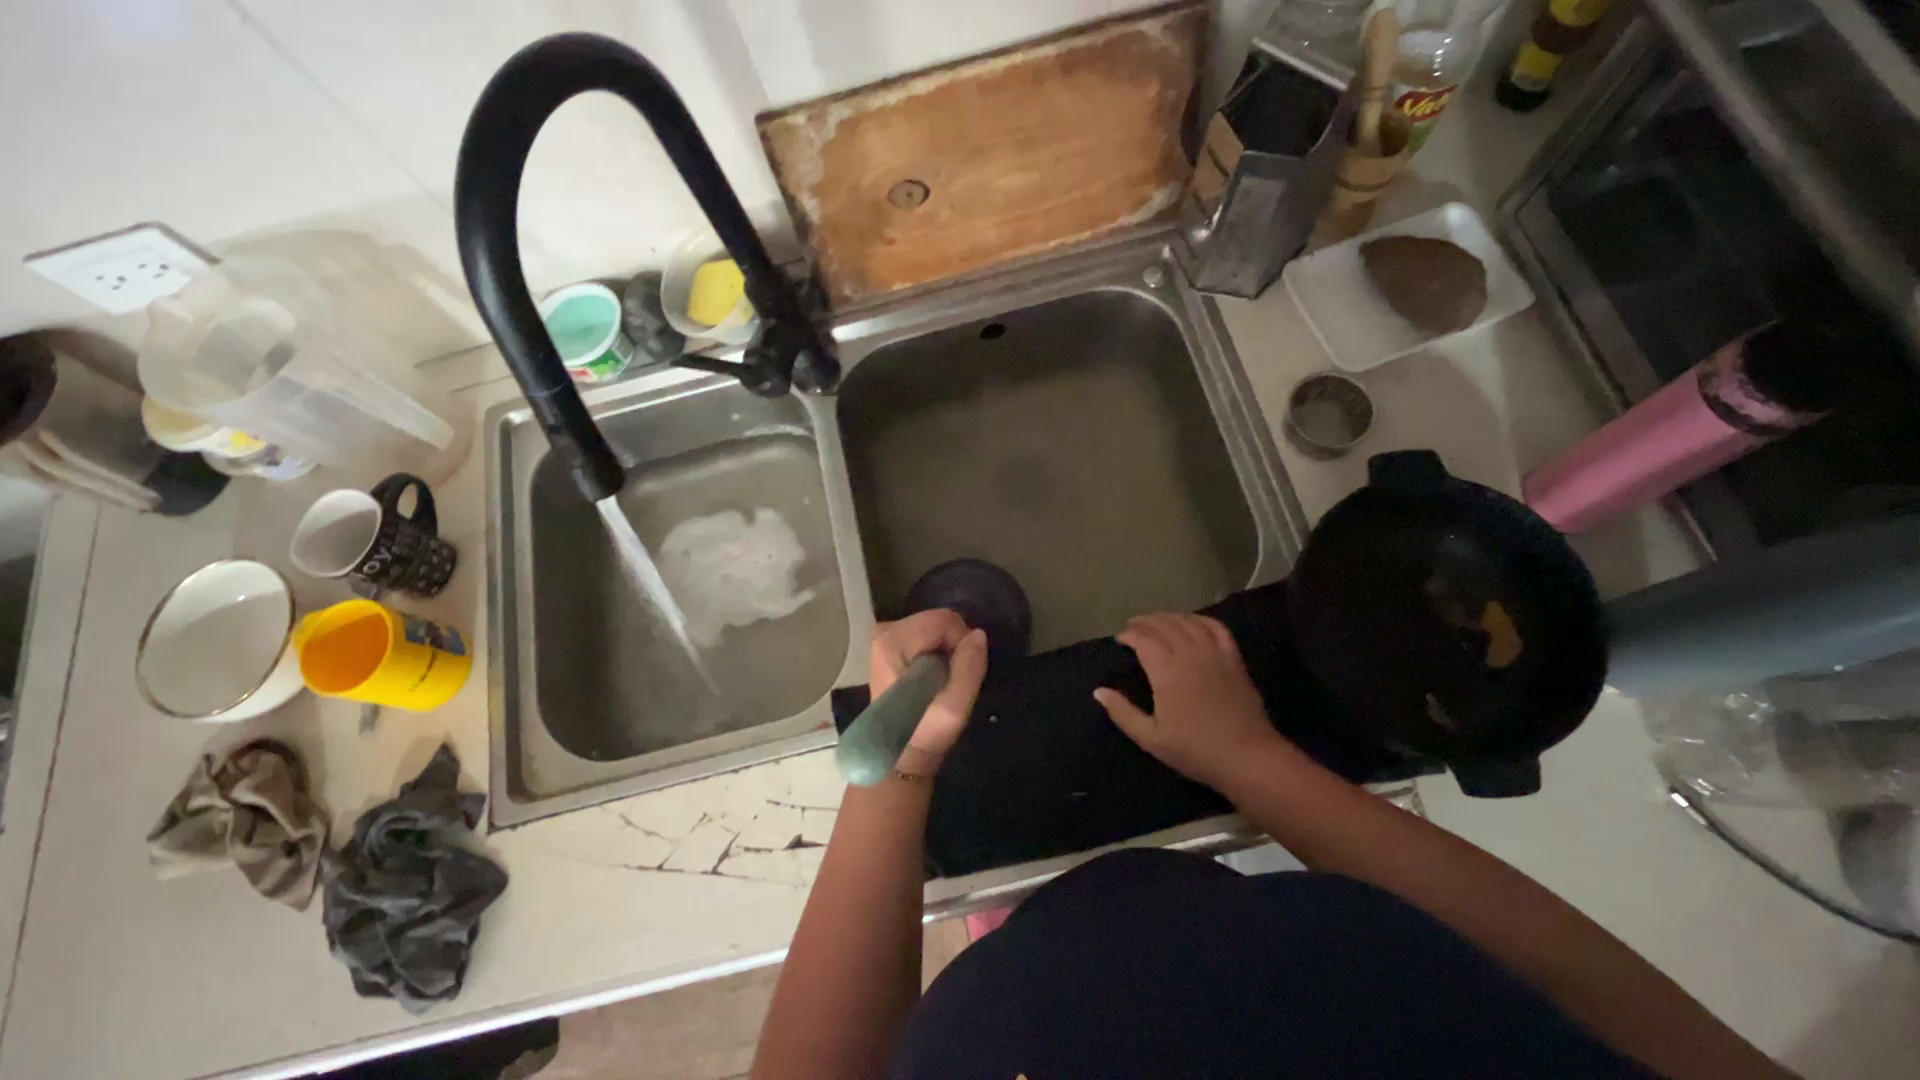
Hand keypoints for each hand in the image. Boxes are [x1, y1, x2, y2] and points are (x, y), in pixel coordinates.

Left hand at [869, 610, 988, 774]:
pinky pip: (923, 634)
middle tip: (953, 676)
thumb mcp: (956, 706)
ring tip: (943, 677)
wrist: (901, 754)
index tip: (962, 671)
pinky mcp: (886, 645)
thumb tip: (977, 634)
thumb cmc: (926, 731)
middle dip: (953, 643)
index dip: (962, 641)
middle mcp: (883, 632)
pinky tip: (932, 674)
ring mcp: (882, 637)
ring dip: (945, 648)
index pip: (944, 620)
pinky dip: (934, 650)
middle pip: (936, 619)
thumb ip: (969, 666)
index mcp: (894, 641)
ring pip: (932, 626)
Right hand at [1095, 613, 1287, 790]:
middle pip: (1164, 625)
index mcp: (1167, 671)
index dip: (1129, 634)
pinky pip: (1216, 628)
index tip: (1120, 639)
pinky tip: (1192, 622)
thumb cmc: (1195, 750)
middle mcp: (1190, 654)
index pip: (1143, 639)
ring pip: (1188, 622)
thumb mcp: (1151, 739)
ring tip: (1157, 622)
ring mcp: (1215, 653)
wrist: (1247, 756)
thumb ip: (1122, 713)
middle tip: (1133, 628)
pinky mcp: (1233, 658)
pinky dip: (1200, 620)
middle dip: (1145, 622)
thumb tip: (1099, 691)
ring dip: (1169, 617)